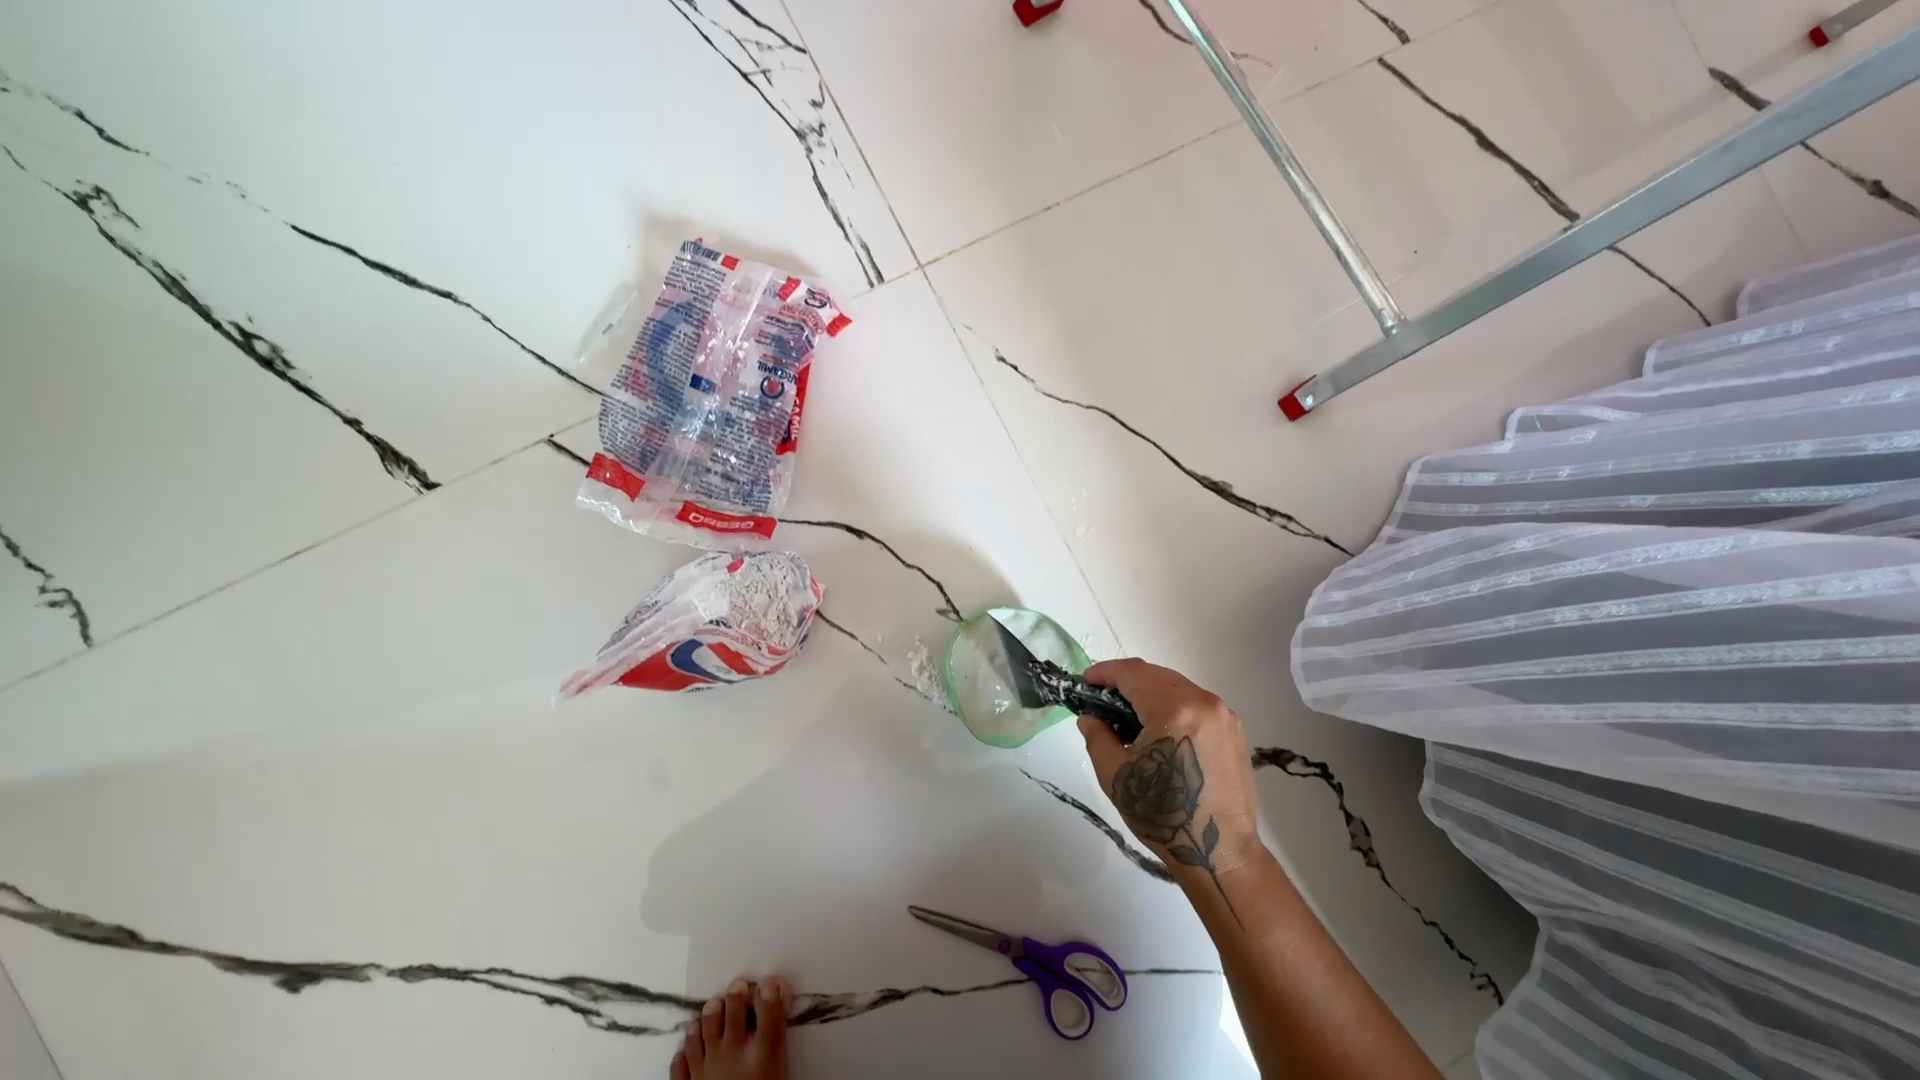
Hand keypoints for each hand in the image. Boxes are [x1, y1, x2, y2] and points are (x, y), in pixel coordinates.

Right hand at [1077, 659, 1263, 919]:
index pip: (1133, 673)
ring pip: (1178, 687)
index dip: (1105, 672)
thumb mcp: (1116, 775)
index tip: (1087, 681)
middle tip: (1103, 699)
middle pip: (1157, 676)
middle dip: (1127, 681)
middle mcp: (1204, 702)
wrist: (1220, 851)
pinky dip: (1173, 705)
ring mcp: (1224, 715)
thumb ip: (1098, 737)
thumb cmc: (1162, 815)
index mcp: (1174, 709)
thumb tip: (1091, 717)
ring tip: (1129, 716)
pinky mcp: (1234, 730)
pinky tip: (1159, 729)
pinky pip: (1196, 703)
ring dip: (1150, 692)